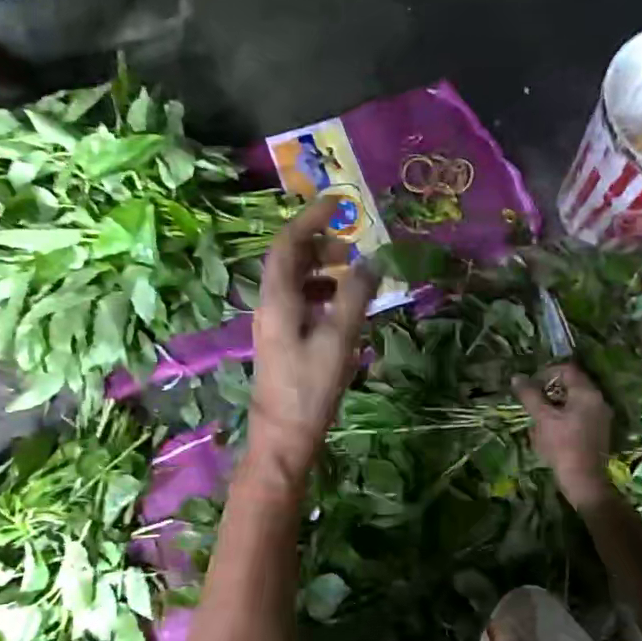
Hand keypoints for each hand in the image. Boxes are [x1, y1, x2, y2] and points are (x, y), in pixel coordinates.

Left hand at [246, 199, 377, 494]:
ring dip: (323, 269)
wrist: (284, 435)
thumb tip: (371, 262)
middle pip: (289, 259)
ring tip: (354, 275)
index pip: (288, 245)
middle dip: (320, 244)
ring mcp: (275, 323)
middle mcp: (270, 305)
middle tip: (353, 246)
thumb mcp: (339, 340)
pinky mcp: (284, 340)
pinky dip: (324, 293)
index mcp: (277, 299)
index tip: (339, 205)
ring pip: (296, 281)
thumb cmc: (311, 387)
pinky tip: (344, 306)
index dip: (311, 220)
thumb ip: (355, 297)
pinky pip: (302, 301)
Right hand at [513, 363, 613, 508]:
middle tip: (533, 401)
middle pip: (573, 385)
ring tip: (540, 418)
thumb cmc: (562, 445)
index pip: (567, 370)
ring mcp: (601, 416)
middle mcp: (599, 400)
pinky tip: (552, 431)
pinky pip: (581, 415)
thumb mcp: (542, 418)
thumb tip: (517, 377)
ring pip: (576, 401)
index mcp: (587, 393)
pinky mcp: (599, 431)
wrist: (583, 479)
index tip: (531, 385)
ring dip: (556, 404)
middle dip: (550, 390)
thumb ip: (530, 396)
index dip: (546, 373)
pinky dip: (566, 416)